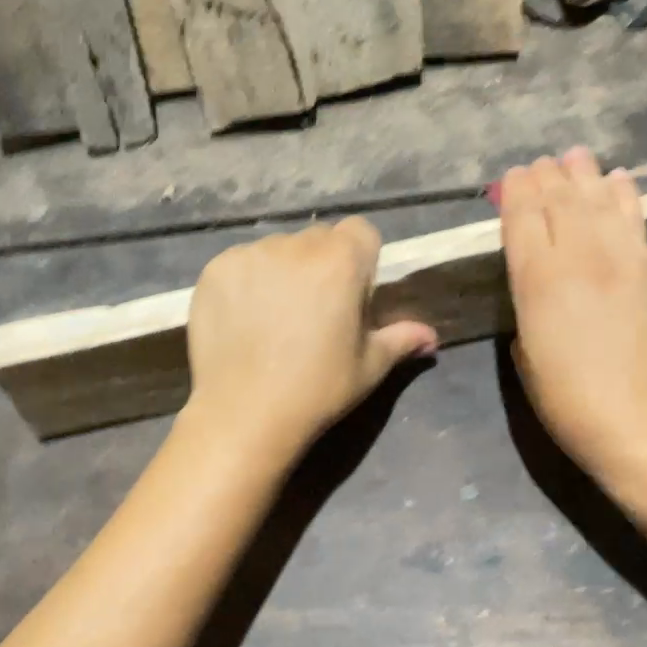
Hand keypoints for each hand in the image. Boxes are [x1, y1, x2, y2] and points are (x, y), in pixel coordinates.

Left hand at [184, 218, 437, 454]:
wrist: (244, 414)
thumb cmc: (317, 390)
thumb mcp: (369, 367)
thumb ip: (400, 340)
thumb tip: (431, 337)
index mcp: (342, 261)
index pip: (361, 232)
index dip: (361, 261)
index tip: (352, 297)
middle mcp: (296, 246)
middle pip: (319, 240)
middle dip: (322, 265)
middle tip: (315, 313)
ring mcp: (250, 255)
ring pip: (278, 250)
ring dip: (283, 273)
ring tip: (274, 321)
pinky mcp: (215, 270)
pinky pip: (242, 265)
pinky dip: (247, 284)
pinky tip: (245, 321)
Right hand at [500, 147, 646, 478]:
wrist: (641, 419)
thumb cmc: (568, 401)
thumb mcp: (525, 356)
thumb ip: (527, 310)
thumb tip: (537, 289)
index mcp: (536, 279)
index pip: (522, 216)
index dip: (515, 191)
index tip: (511, 177)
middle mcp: (577, 255)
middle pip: (559, 198)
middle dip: (546, 176)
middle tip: (539, 165)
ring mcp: (619, 256)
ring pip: (596, 198)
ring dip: (583, 175)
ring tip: (574, 158)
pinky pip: (633, 216)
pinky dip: (623, 194)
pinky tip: (617, 180)